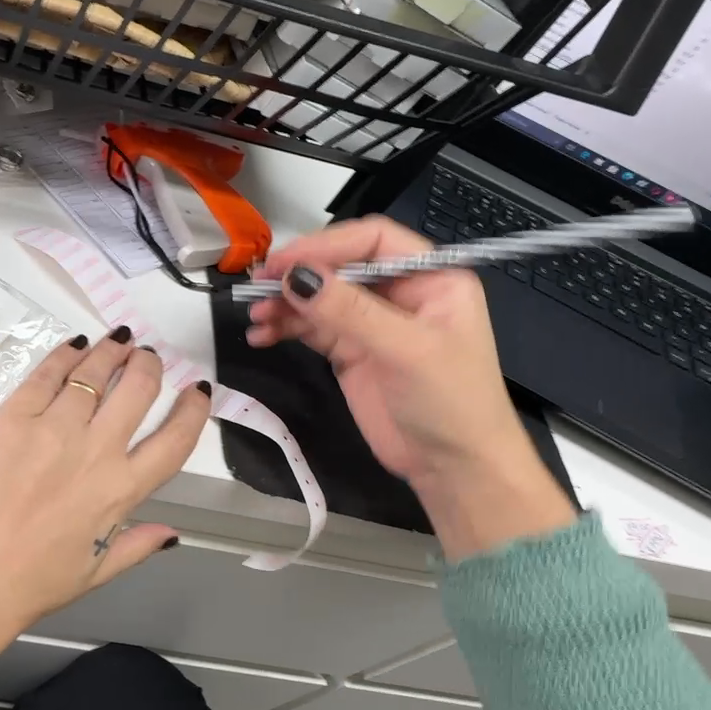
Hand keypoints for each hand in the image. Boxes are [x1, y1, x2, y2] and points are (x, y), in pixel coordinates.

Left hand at [0, 327, 213, 662]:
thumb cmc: (37, 581)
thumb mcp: (98, 571)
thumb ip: (138, 545)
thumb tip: (172, 532)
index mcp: (122, 490)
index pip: (174, 438)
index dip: (194, 409)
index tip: (197, 390)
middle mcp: (95, 451)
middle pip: (137, 389)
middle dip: (149, 366)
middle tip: (146, 357)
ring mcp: (51, 430)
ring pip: (92, 373)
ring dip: (111, 352)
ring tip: (117, 341)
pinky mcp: (11, 420)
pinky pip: (45, 375)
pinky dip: (65, 355)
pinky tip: (75, 346)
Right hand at [245, 216, 572, 557]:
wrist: (454, 468)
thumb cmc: (451, 403)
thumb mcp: (405, 350)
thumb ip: (349, 311)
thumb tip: (295, 277)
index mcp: (431, 277)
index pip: (372, 241)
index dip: (326, 246)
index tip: (283, 263)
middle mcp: (400, 293)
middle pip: (339, 267)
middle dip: (298, 275)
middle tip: (257, 286)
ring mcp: (373, 324)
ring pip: (319, 298)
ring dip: (285, 303)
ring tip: (255, 316)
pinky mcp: (351, 353)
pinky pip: (311, 329)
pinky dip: (285, 328)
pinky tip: (263, 335)